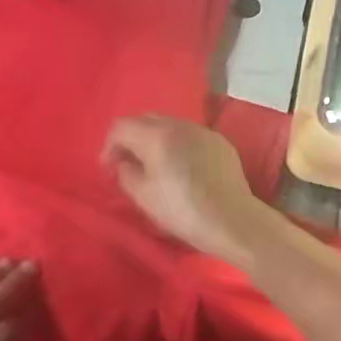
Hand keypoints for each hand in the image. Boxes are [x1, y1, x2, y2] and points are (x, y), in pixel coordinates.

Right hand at [102, 115, 272, 262]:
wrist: (232, 220)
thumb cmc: (181, 210)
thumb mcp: (142, 196)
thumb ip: (125, 173)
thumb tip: (123, 163)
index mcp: (156, 136)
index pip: (121, 127)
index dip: (109, 147)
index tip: (109, 170)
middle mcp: (179, 125)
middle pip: (145, 120)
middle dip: (131, 139)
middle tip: (127, 165)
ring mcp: (203, 131)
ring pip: (169, 126)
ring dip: (154, 141)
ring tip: (154, 167)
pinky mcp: (220, 143)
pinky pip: (190, 136)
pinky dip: (177, 146)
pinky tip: (181, 170)